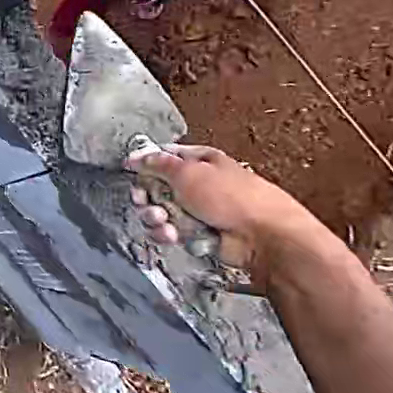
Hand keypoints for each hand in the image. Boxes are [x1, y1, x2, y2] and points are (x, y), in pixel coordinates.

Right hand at [124, 144, 326, 284]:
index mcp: (200, 162)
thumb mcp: (189, 172)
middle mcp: (198, 185)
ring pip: (160, 212)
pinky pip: (170, 232)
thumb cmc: (234, 198)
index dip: (146, 164)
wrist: (260, 236)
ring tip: (164, 221)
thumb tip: (138, 156)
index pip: (164, 157)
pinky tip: (174, 234)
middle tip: (146, 201)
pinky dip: (168, 234)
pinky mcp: (196, 233)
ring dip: (156, 218)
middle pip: (156, 188)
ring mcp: (197, 210)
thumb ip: (158, 163)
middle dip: (147, 197)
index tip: (132, 170)